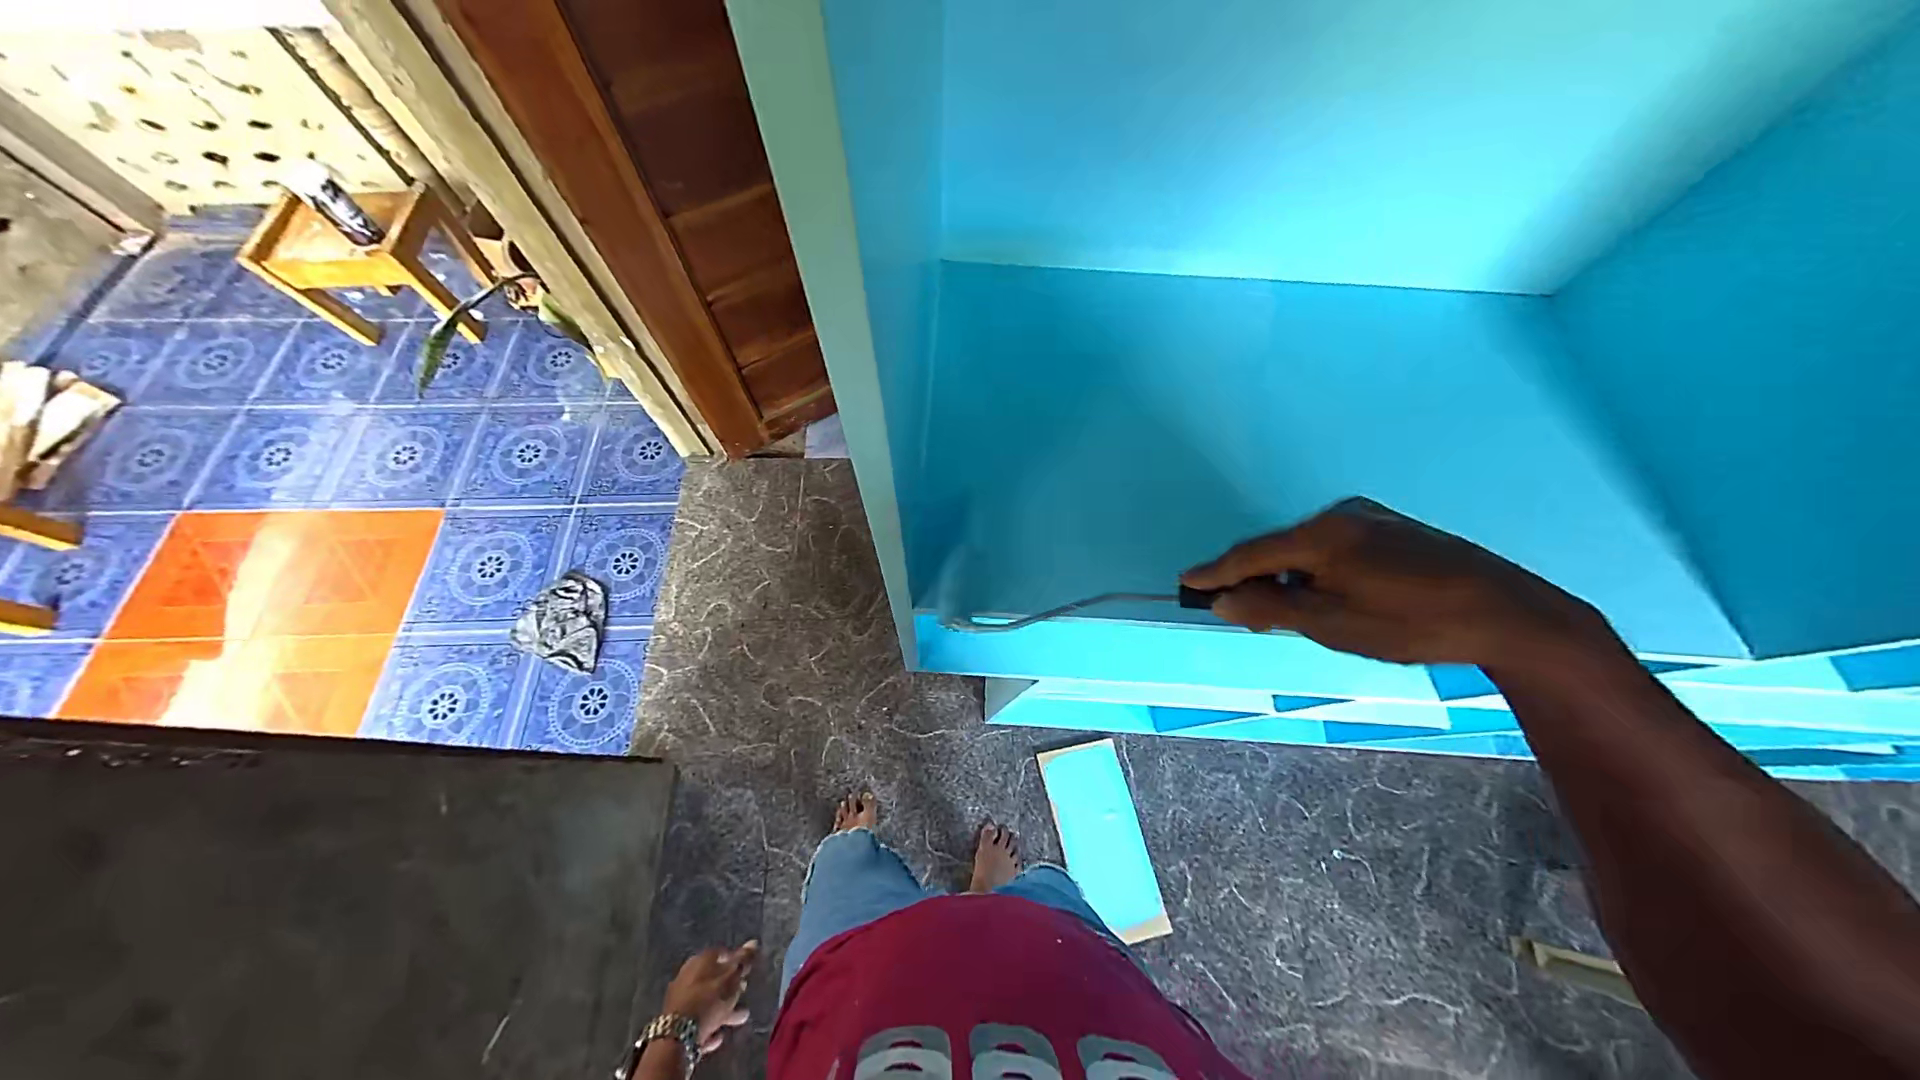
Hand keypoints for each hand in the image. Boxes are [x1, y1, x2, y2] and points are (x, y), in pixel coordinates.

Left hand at [662, 941, 758, 1053]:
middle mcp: (687, 976)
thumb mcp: (731, 978)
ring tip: (740, 1017)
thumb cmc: (708, 1001)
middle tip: (744, 991)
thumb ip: (743, 961)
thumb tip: (753, 942)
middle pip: (713, 979)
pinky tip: (719, 1035)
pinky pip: (698, 1022)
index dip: (735, 959)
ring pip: (706, 1001)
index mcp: (700, 961)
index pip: (721, 953)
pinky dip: (710, 1025)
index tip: (746, 969)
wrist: (677, 1038)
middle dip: (730, 986)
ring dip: (723, 1008)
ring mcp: (679, 1001)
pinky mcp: (675, 1024)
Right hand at [1181, 497, 1615, 668]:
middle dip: (1254, 580)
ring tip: (1284, 613)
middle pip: (1277, 549)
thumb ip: (1271, 609)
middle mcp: (1340, 516)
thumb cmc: (1412, 623)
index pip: (1250, 554)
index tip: (1185, 582)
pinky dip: (1316, 571)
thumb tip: (1223, 601)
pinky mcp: (1392, 530)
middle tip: (1237, 611)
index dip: (1215, 572)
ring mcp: (1369, 519)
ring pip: (1306, 549)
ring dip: (1287, 578)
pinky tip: (1326, 597)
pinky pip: (1334, 548)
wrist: (1508, 614)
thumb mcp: (1332, 624)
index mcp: (1321, 534)